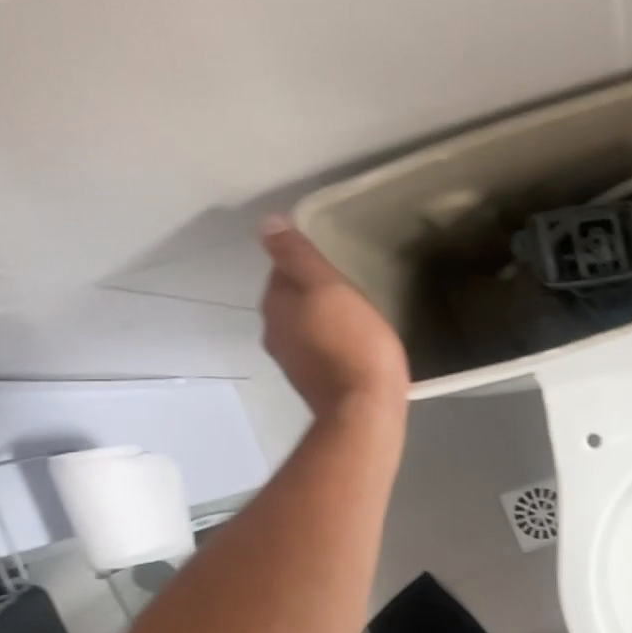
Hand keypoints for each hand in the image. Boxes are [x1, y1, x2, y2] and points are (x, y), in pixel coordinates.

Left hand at [258, 216, 409, 419]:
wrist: (365, 410)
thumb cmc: (354, 343)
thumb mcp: (330, 288)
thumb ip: (298, 255)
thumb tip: (267, 222)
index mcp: (275, 305)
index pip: (282, 271)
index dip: (308, 266)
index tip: (337, 270)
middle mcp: (274, 333)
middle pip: (292, 302)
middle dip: (314, 297)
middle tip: (351, 295)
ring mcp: (293, 363)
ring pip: (305, 330)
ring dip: (324, 324)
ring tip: (357, 323)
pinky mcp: (314, 386)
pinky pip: (320, 355)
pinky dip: (333, 349)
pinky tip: (357, 352)